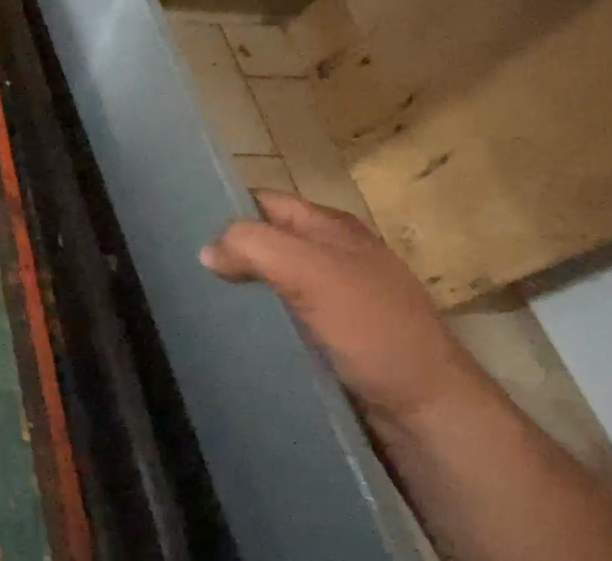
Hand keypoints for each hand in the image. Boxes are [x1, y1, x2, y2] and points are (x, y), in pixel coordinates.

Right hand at [200, 190, 485, 422]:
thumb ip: (252, 245)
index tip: (182, 227)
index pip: (262, 201)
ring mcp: (333, 296)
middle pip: (263, 240)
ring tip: (198, 300)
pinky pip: (280, 314)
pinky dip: (257, 319)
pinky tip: (233, 330)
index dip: (226, 208)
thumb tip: (207, 252)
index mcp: (331, 227)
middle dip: (227, 251)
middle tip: (184, 268)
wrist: (428, 411)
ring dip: (239, 289)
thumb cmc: (373, 329)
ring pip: (268, 279)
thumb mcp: (310, 271)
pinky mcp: (330, 334)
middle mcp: (332, 253)